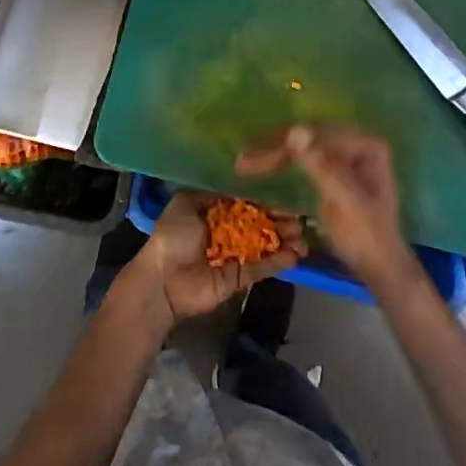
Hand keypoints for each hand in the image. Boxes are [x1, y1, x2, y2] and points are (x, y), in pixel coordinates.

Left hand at [129, 192, 306, 322]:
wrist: (162, 279)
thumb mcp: (187, 203)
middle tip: (300, 219)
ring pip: (267, 244)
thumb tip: (242, 185)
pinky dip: (279, 262)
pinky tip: (295, 256)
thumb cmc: (173, 237)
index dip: (267, 199)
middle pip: (262, 222)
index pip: (248, 201)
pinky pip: (263, 268)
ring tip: (302, 238)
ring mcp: (237, 254)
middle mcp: (229, 230)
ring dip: (286, 240)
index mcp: (216, 210)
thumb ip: (215, 194)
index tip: (287, 197)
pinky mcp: (241, 277)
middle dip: (281, 220)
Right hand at [237, 124, 416, 288]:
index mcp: (366, 144)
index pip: (317, 135)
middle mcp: (357, 143)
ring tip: (244, 163)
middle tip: (242, 160)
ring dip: (274, 155)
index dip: (282, 144)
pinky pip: (304, 160)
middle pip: (308, 138)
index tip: (252, 156)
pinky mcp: (335, 171)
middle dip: (274, 149)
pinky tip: (262, 166)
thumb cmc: (367, 236)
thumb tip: (295, 130)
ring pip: (303, 148)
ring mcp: (346, 156)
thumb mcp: (343, 200)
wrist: (381, 268)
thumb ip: (321, 165)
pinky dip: (283, 164)